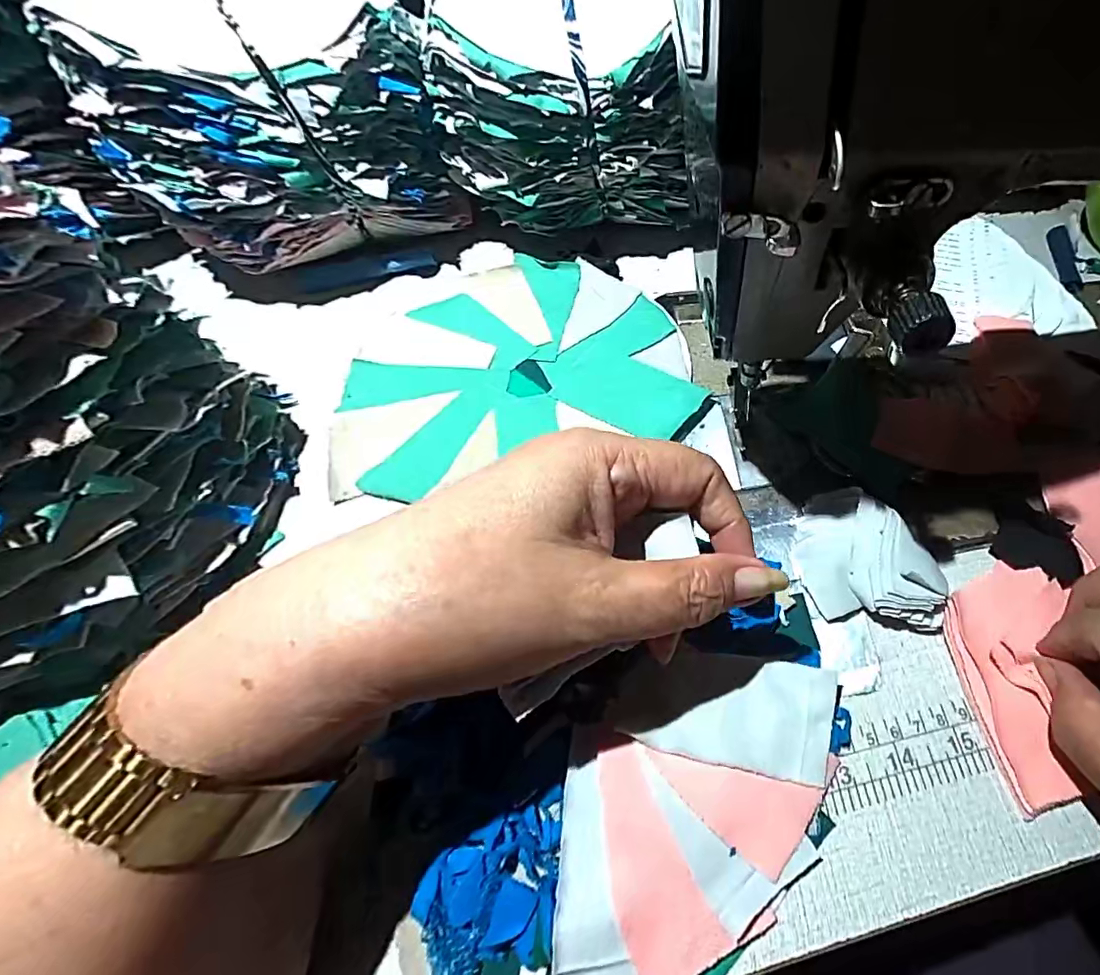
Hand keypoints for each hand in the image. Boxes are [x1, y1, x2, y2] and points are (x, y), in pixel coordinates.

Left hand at [115, 430, 785, 782]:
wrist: (330, 642)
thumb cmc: (478, 604)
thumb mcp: (599, 603)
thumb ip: (691, 591)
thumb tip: (769, 581)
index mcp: (600, 457)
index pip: (701, 476)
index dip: (730, 530)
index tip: (734, 593)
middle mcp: (580, 466)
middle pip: (670, 507)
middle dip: (686, 570)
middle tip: (676, 632)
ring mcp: (550, 500)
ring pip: (636, 537)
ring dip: (651, 588)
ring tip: (634, 641)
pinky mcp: (528, 534)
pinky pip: (600, 552)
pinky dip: (615, 591)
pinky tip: (593, 630)